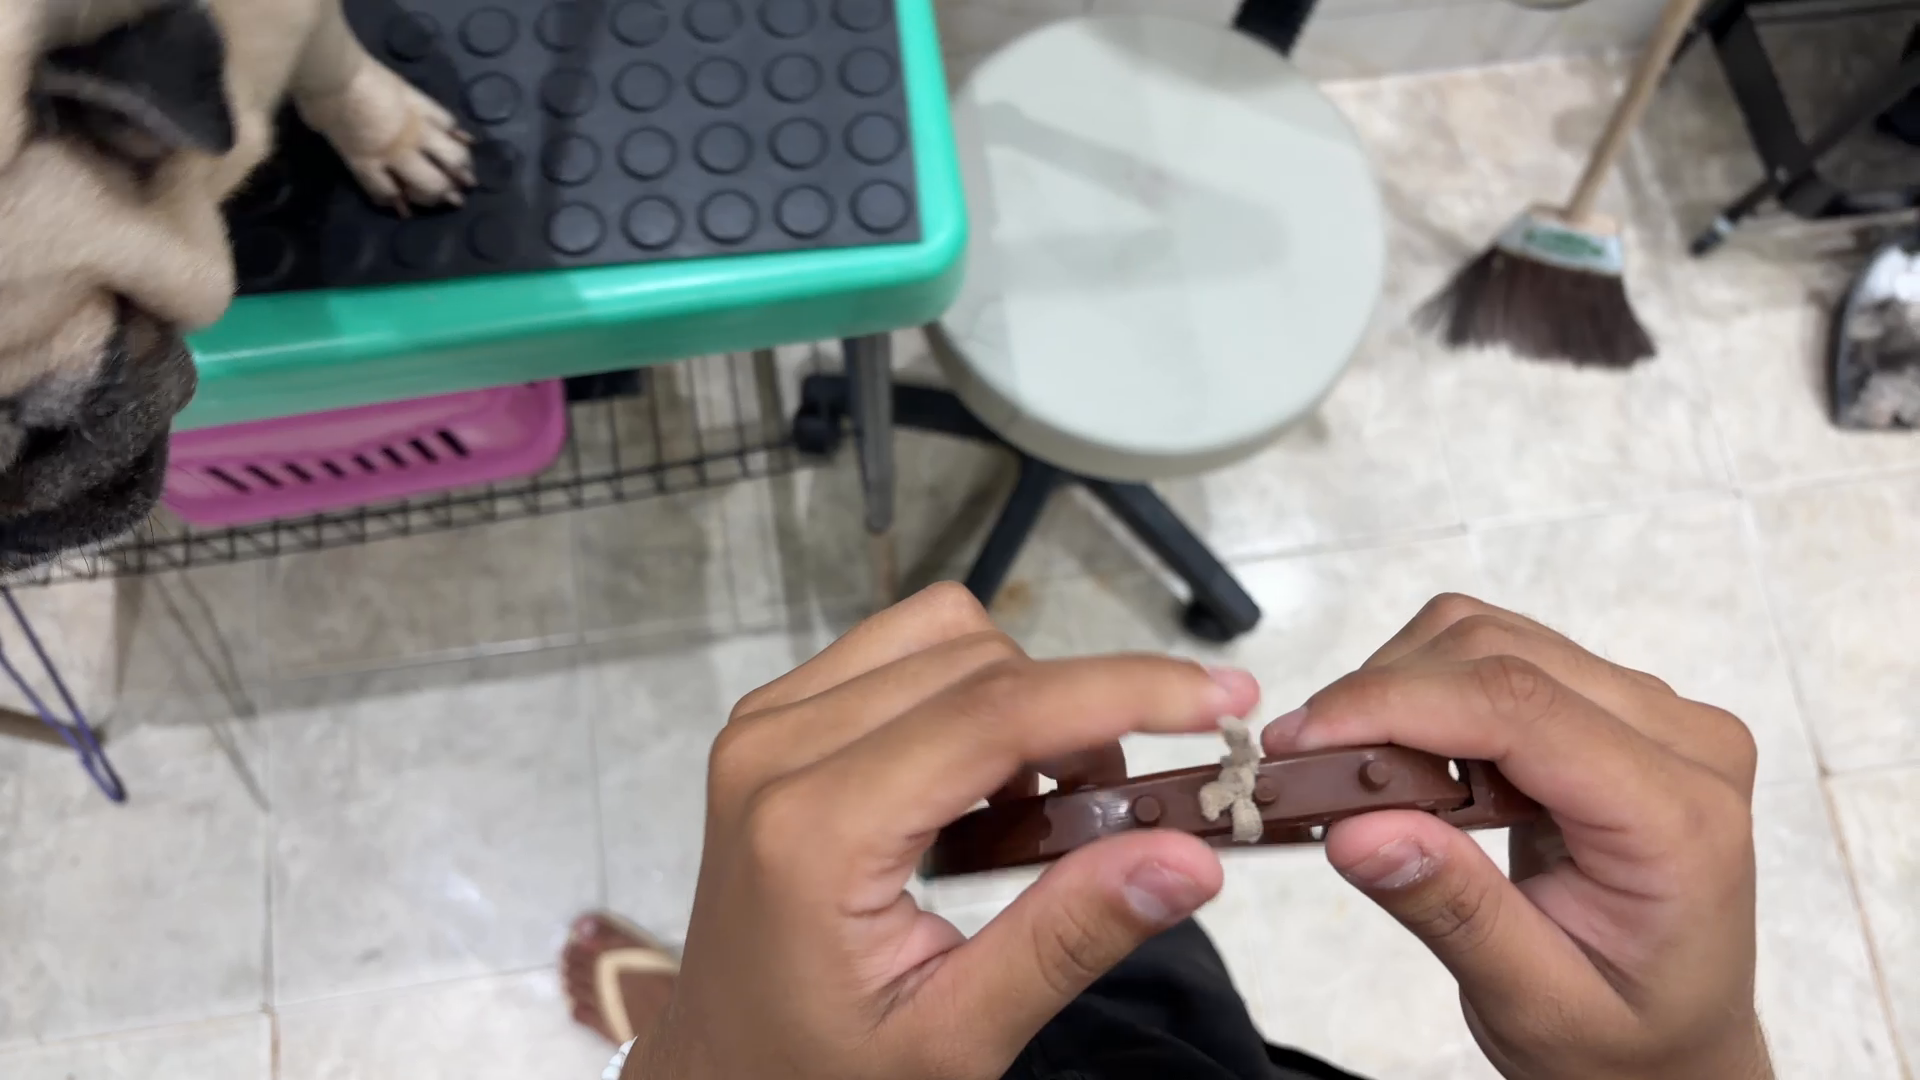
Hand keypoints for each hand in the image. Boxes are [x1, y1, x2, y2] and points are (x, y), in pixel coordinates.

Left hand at [640, 583, 1260, 1079]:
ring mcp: (769, 717)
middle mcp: (779, 745)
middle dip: (1078, 712)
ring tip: (1035, 791)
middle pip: (979, 662)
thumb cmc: (822, 1071)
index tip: (1220, 697)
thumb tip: (1189, 854)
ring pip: (943, 634)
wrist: (714, 1067)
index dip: (1123, 692)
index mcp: (816, 829)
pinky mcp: (776, 709)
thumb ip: (1070, 936)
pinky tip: (975, 768)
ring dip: (1021, 694)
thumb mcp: (955, 1038)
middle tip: (1107, 803)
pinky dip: (969, 685)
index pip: (995, 714)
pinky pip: (903, 646)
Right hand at [1267, 594, 1770, 1079]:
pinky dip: (1409, 676)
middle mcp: (1672, 735)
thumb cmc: (1616, 1034)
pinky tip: (1396, 739)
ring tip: (1352, 756)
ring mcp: (1634, 703)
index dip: (1388, 705)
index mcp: (1676, 817)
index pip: (1514, 706)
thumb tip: (1354, 830)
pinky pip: (1475, 641)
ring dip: (1387, 682)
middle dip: (1373, 695)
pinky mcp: (1590, 692)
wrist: (1671, 1033)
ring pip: (1471, 631)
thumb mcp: (1534, 1006)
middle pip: (1486, 651)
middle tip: (1305, 762)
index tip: (1296, 742)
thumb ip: (1451, 913)